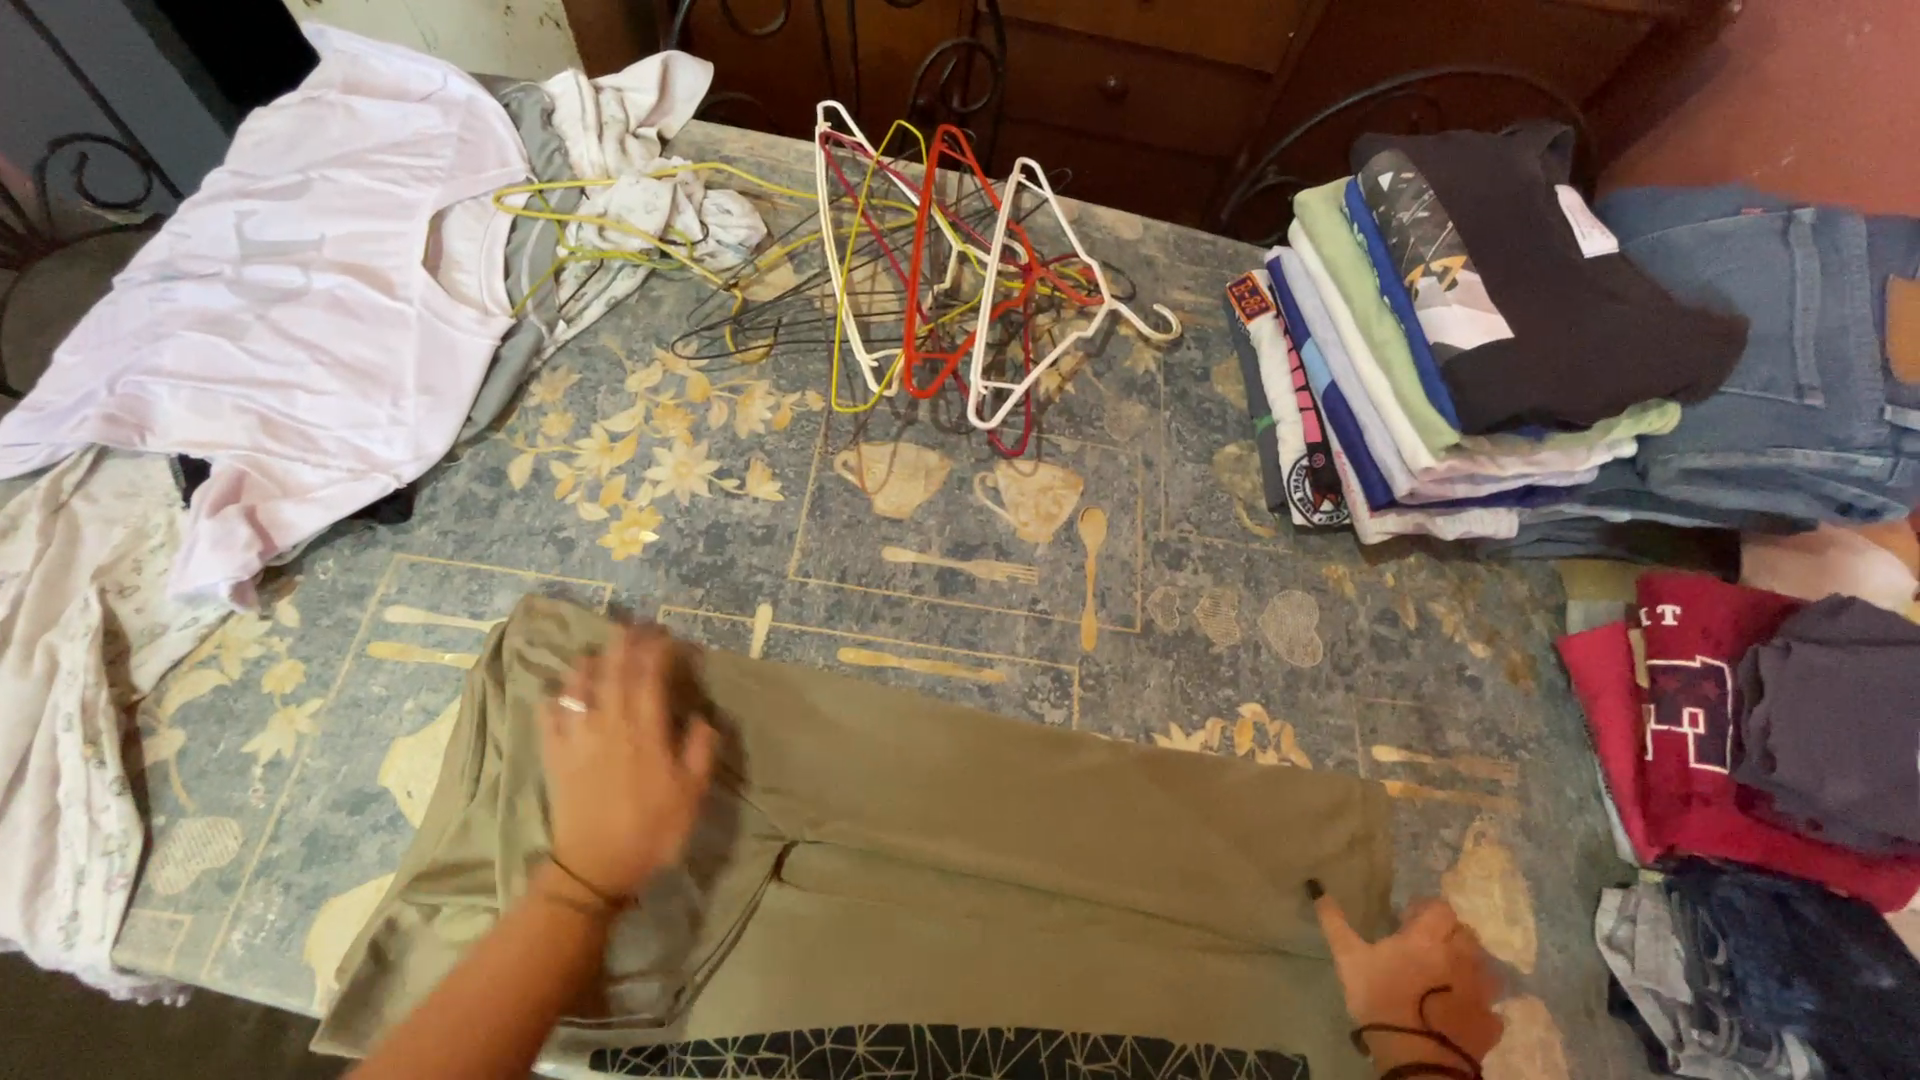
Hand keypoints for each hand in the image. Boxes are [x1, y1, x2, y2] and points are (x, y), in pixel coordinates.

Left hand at [540, 625, 717, 901]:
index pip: (650, 676)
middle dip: (626, 644)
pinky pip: (550, 717)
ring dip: (590, 663)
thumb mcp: (692, 793)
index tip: (668, 636)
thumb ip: (700, 750)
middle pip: (615, 671)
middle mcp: (609, 724)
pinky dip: (555, 700)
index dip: (658, 650)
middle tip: (636, 626)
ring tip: (600, 651)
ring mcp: (578, 738)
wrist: (595, 867)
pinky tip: (560, 694)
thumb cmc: (652, 829)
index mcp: (645, 730)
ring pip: (579, 687)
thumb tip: (703, 718)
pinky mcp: (555, 756)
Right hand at [1313, 886, 1504, 1068]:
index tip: (1409, 919)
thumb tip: (1318, 889)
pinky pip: (1491, 1002)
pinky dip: (1479, 1001)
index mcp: (1428, 939)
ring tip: (1447, 974)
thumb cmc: (1379, 1000)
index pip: (1441, 908)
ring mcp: (1481, 991)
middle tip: (1426, 945)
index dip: (1427, 909)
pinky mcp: (1491, 1021)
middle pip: (1466, 933)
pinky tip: (1460, 1007)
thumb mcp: (1348, 958)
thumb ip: (1335, 922)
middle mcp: (1461, 958)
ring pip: (1484, 965)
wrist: (1414, 1057)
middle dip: (1448, 934)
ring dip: (1468, 963)